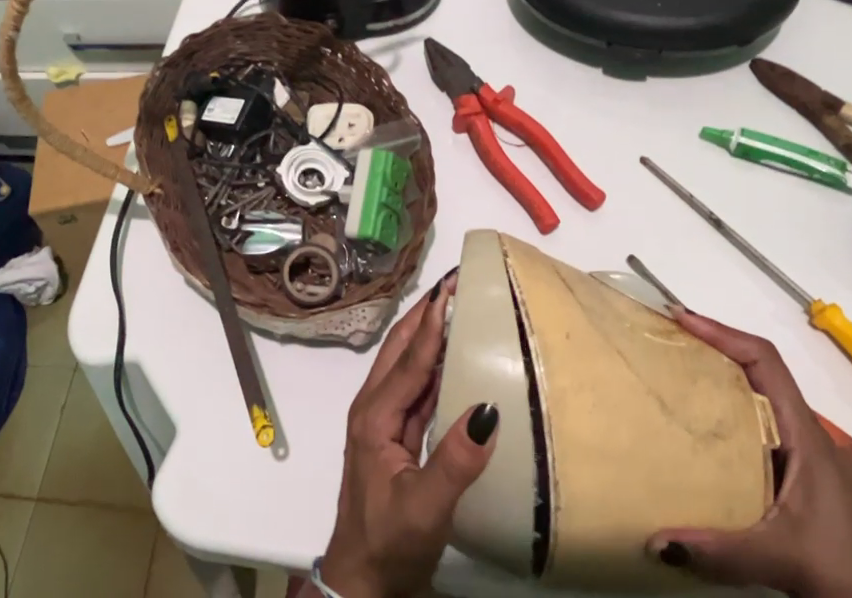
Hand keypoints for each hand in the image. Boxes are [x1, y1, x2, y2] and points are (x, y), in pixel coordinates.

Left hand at [318, 270, 496, 597]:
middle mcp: (374, 408)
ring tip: (457, 306)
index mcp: (374, 416)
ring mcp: (383, 421)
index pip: (409, 360)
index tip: (452, 286)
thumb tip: (487, 409)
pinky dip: (434, 365)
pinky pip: (416, 388)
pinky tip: (455, 358)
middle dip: (426, 314)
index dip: (432, 322)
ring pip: (406, 365)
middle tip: (456, 283)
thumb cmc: (390, 542)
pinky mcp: (395, 436)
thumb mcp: (425, 508)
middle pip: (400, 349)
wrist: (364, 579)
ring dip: (429, 334)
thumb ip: (455, 462)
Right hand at [648, 311, 851, 597]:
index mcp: (803, 434)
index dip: (723, 333)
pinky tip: (694, 443)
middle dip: (708, 351)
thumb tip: (654, 541)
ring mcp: (800, 459)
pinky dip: (720, 422)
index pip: (764, 362)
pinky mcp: (796, 482)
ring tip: (665, 383)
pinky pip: (752, 435)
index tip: (680, 320)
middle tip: (659, 345)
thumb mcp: (785, 558)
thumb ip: (722, 552)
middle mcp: (801, 436)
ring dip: (712, 384)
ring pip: (753, 405)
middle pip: (754, 374)